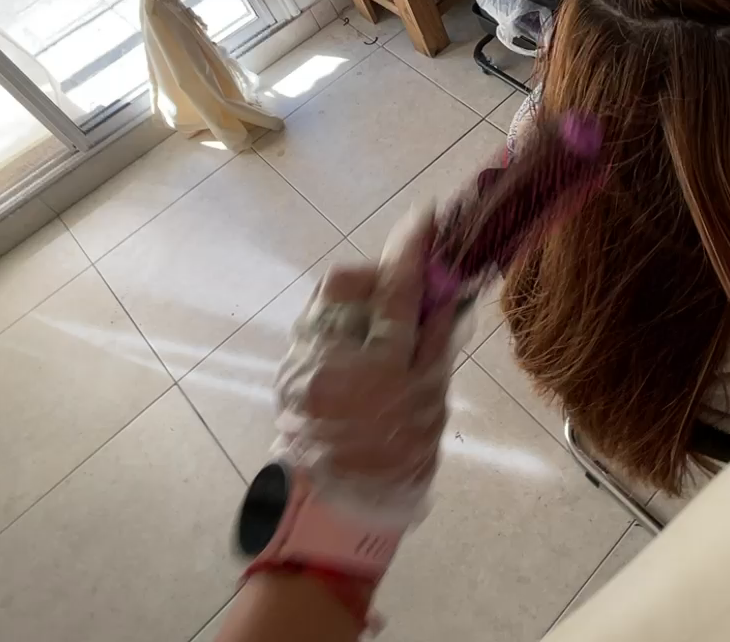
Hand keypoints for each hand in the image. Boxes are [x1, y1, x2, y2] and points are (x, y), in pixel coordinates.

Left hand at [270, 209, 459, 523]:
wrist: (334, 513)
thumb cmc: (397, 462)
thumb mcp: (431, 402)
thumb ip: (438, 341)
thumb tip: (444, 290)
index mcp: (374, 372)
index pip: (396, 291)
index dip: (412, 247)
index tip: (426, 214)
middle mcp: (327, 360)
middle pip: (343, 284)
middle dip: (375, 275)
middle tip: (400, 294)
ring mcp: (298, 365)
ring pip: (325, 302)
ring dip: (357, 299)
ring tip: (380, 327)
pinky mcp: (285, 373)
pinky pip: (315, 327)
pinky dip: (341, 324)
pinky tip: (358, 350)